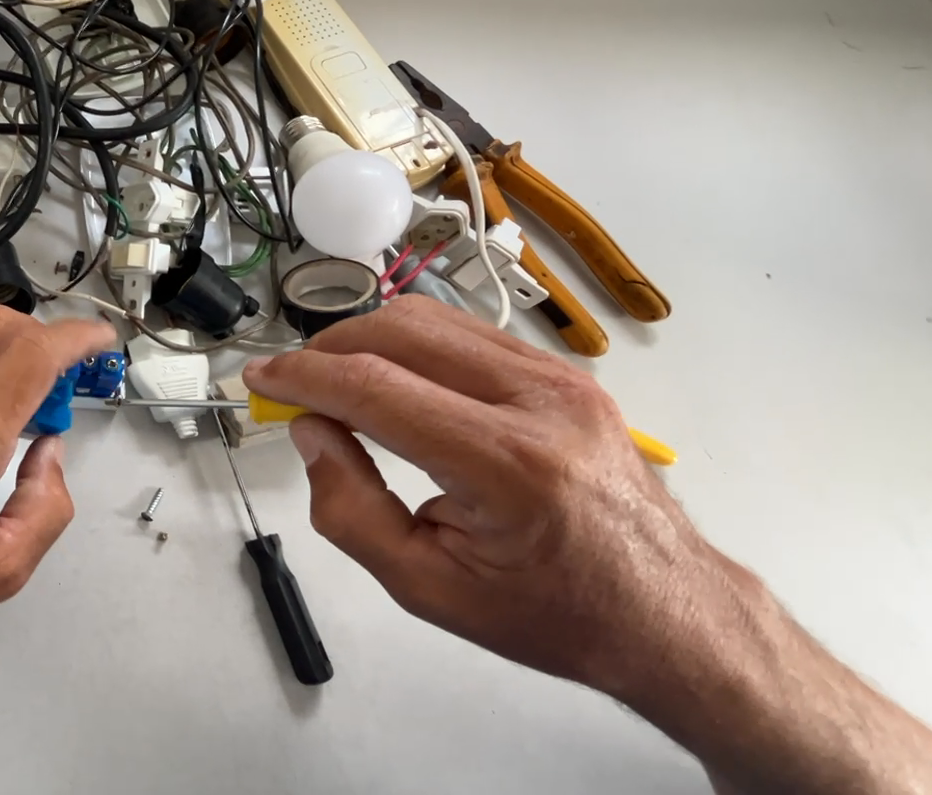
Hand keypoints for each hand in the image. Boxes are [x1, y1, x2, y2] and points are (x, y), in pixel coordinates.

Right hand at [241, 295, 748, 699]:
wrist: (673, 614)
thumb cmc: (549, 613)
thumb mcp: (426, 588)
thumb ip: (348, 510)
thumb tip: (311, 432)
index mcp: (508, 466)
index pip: (375, 388)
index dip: (302, 376)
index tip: (258, 379)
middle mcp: (540, 401)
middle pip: (397, 332)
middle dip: (326, 350)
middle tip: (295, 387)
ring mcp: (560, 377)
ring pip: (427, 317)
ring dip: (362, 340)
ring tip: (337, 383)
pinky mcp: (565, 371)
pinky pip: (460, 330)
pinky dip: (405, 343)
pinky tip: (392, 381)